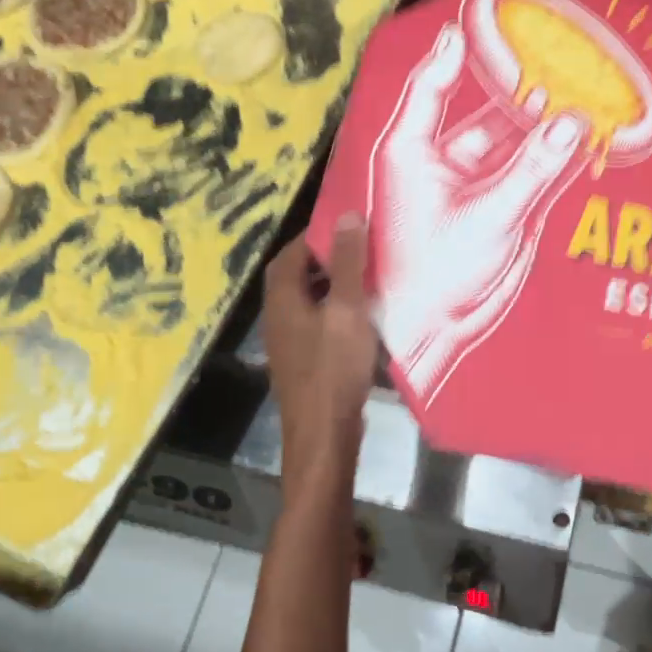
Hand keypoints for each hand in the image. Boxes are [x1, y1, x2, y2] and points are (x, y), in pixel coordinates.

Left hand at [262, 222, 375, 465]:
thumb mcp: (346, 309)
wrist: (324, 435)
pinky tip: (367, 316)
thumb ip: (347, 263)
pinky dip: (339, 310)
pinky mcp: (306, 361)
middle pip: (299, 275)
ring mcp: (291, 341)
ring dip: (336, 284)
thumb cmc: (333, 368)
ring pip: (311, 299)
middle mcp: (279, 316)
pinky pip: (320, 322)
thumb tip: (347, 216)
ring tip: (372, 276)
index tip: (352, 224)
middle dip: (329, 257)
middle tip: (366, 247)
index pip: (293, 251)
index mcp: (282, 298)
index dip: (319, 234)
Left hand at [369, 23, 588, 399]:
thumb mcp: (488, 216)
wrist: (430, 329)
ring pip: (505, 140)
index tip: (481, 15)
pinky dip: (544, 157)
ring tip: (577, 93)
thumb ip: (533, 168)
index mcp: (413, 149)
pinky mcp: (486, 207)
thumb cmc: (435, 273)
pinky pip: (518, 171)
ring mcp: (464, 183)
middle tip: (554, 56)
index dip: (457, 50)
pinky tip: (574, 139)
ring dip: (538, 124)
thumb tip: (573, 120)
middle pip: (479, 108)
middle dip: (515, 87)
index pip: (433, 83)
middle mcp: (436, 159)